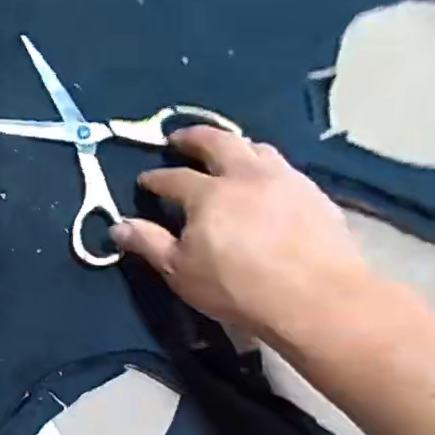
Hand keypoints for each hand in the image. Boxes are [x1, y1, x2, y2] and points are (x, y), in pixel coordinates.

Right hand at [112, 126, 377, 339]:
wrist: (315, 297)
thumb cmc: (236, 287)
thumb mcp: (179, 270)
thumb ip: (149, 243)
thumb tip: (118, 226)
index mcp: (209, 194)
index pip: (174, 178)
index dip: (155, 178)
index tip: (144, 181)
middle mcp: (247, 175)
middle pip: (219, 142)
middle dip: (194, 137)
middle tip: (179, 138)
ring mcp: (285, 179)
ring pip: (256, 147)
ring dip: (233, 145)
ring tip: (224, 152)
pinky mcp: (313, 192)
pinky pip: (282, 165)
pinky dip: (263, 163)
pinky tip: (261, 179)